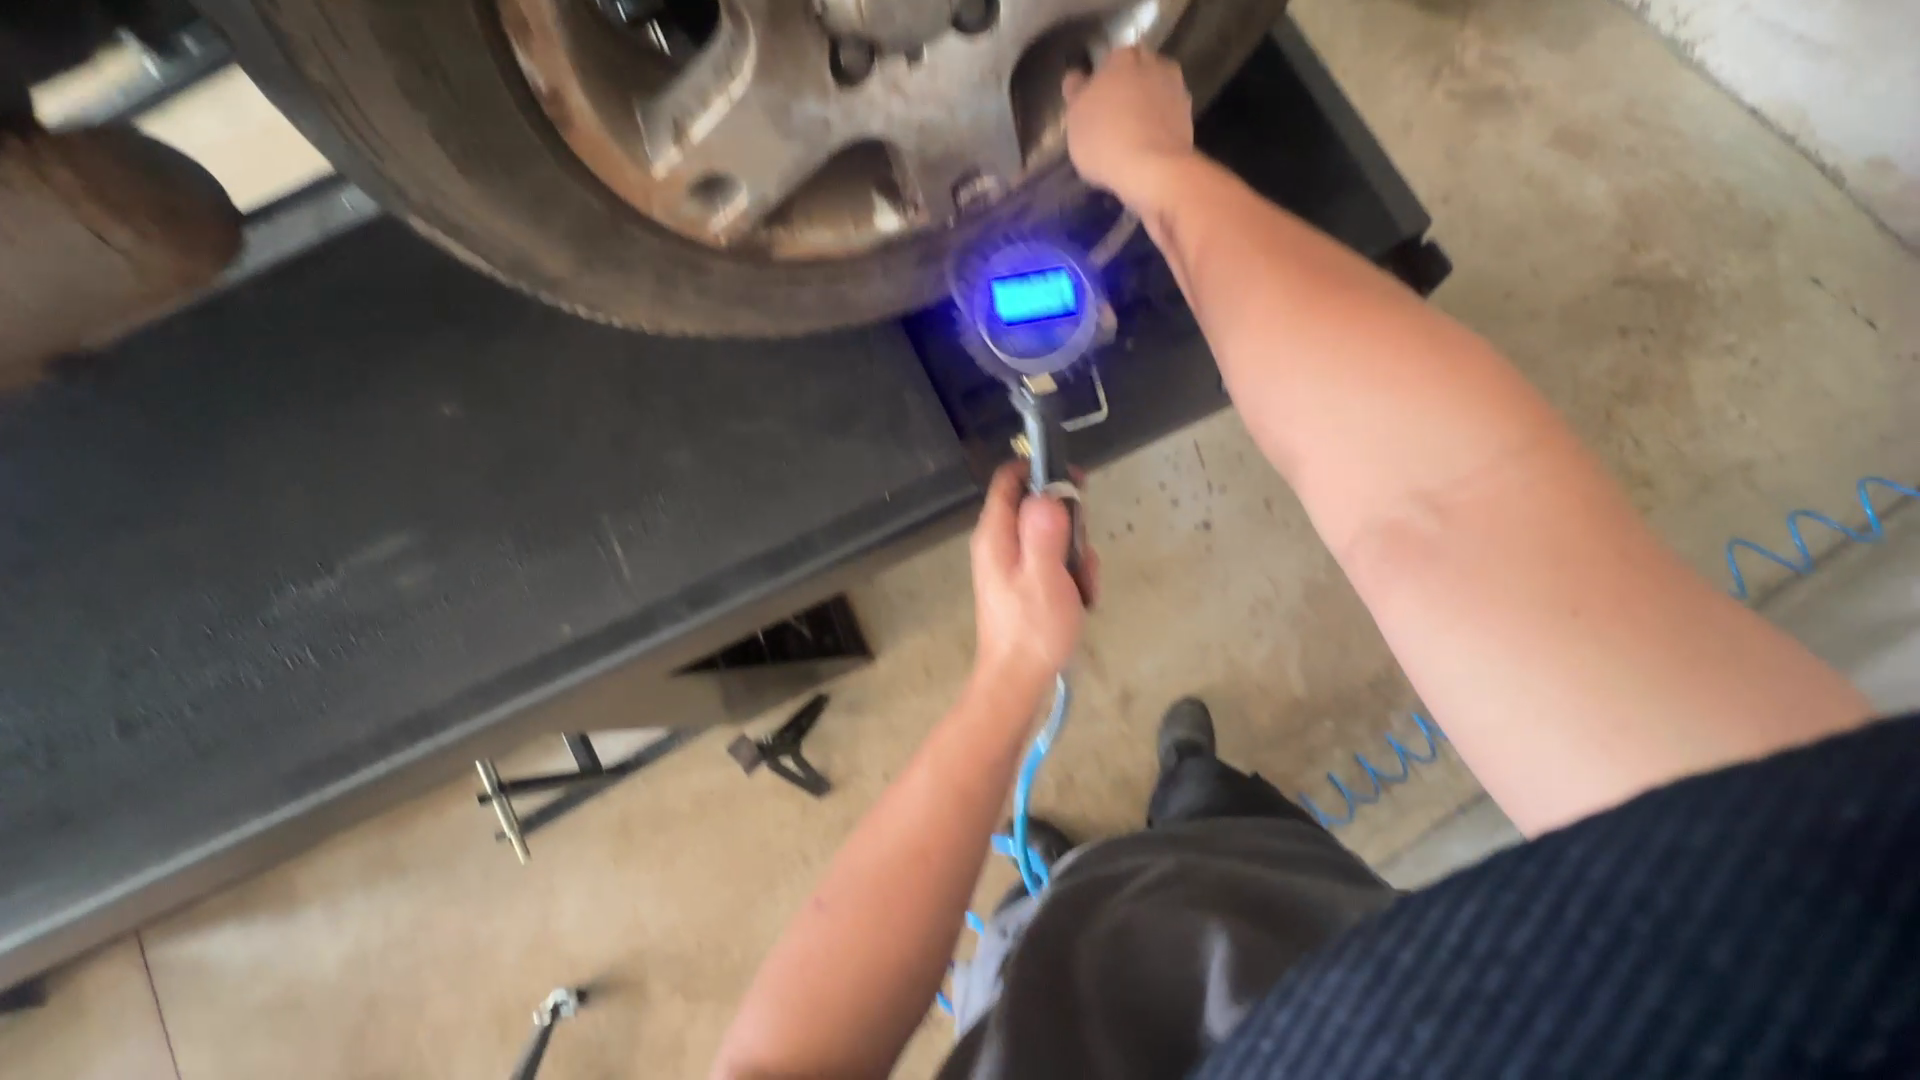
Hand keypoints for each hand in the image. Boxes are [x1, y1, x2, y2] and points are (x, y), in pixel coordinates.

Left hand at [969, 463, 1096, 692]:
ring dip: (1074, 554)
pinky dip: (1069, 575)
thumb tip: (1047, 493)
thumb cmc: (1032, 630)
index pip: (1009, 479)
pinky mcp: (1022, 585)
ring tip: (1083, 586)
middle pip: (1036, 507)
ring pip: (1049, 536)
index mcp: (996, 534)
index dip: (1041, 470)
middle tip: (1082, 551)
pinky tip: (1080, 598)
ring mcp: (1010, 565)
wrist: (1017, 681)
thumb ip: (1044, 531)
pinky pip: (1050, 562)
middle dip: (1069, 522)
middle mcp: (998, 544)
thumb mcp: (1044, 576)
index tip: (1074, 481)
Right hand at [1061, 46, 1194, 210]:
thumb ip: (1076, 93)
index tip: (1096, 99)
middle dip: (1129, 83)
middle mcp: (1153, 65)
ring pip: (1157, 89)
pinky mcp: (1189, 116)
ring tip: (1134, 129)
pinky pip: (1169, 114)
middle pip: (1138, 69)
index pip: (1110, 59)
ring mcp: (1175, 89)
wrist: (1153, 170)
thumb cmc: (1105, 140)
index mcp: (1122, 59)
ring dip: (1148, 102)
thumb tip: (1077, 78)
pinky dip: (1160, 122)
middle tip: (1116, 112)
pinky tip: (1149, 142)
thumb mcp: (1074, 118)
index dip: (1103, 78)